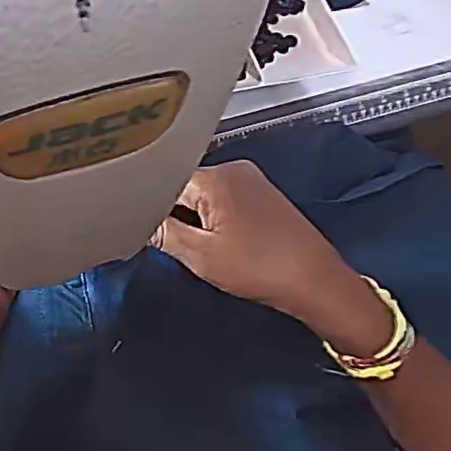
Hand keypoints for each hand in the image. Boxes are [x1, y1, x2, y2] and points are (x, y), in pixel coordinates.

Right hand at [151, 160, 391, 351]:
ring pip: (201, 194)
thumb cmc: (261, 268)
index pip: (164, 181)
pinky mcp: (260, 194)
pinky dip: (211, 218)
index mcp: (217, 178)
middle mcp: (234, 170)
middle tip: (169, 242)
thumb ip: (162, 234)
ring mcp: (250, 180)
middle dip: (171, 212)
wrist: (315, 280)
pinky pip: (221, 199)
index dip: (149, 206)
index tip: (143, 229)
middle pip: (183, 185)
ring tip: (197, 244)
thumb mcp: (200, 256)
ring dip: (192, 217)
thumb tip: (136, 222)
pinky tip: (218, 241)